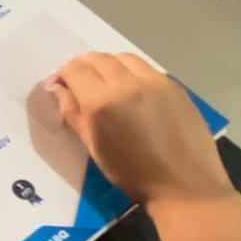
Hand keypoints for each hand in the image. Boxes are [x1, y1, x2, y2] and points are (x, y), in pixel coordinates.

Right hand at [47, 52, 234, 210]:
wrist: (183, 182)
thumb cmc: (130, 171)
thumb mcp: (92, 145)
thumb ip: (72, 113)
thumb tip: (57, 90)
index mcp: (103, 101)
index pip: (75, 70)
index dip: (61, 75)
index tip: (57, 87)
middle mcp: (129, 83)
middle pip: (98, 58)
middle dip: (80, 66)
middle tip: (75, 84)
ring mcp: (156, 81)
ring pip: (123, 57)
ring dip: (106, 65)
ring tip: (102, 84)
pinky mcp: (174, 85)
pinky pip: (145, 68)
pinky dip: (129, 72)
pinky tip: (128, 91)